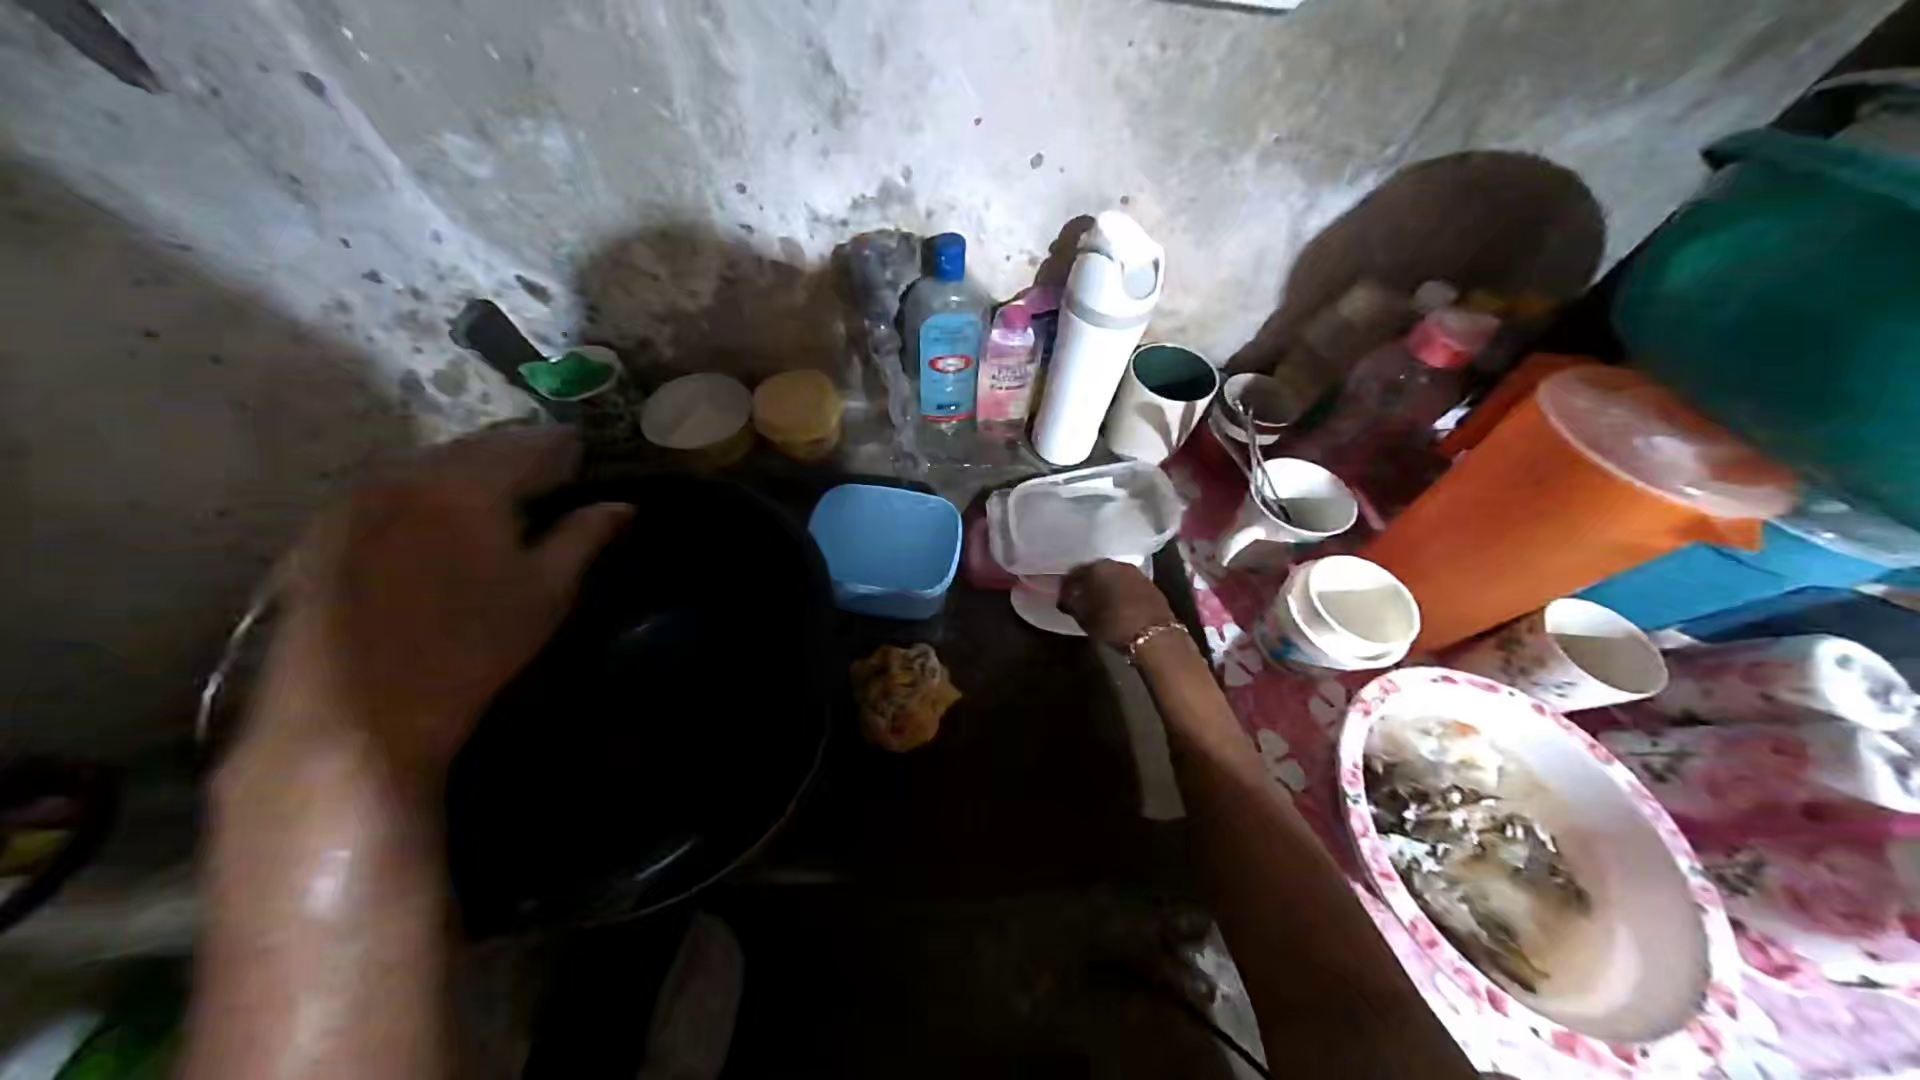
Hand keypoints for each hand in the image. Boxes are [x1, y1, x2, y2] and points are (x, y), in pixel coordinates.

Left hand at [249, 425, 632, 789]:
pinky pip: (391, 488)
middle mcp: (406, 477)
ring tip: (498, 489)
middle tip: (547, 466)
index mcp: (469, 487)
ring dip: (469, 468)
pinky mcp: (323, 530)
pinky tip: (440, 516)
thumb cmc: (473, 647)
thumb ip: (585, 537)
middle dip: (514, 452)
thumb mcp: (547, 591)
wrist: (358, 712)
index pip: (528, 446)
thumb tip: (623, 506)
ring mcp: (356, 500)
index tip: (582, 451)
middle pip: (474, 447)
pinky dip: (426, 490)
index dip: (561, 446)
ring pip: (428, 464)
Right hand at [1058, 560, 1177, 651]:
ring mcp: (1136, 574)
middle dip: (1087, 584)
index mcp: (1097, 567)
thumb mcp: (1083, 616)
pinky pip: (1128, 586)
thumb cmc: (1113, 624)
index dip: (1066, 586)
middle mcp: (1117, 564)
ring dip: (1105, 588)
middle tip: (1079, 600)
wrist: (1155, 637)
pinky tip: (1117, 606)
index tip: (1063, 598)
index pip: (1075, 572)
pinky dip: (1120, 593)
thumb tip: (1065, 597)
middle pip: (1096, 572)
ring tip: (1099, 604)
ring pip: (1113, 577)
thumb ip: (1070, 601)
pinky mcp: (1151, 586)